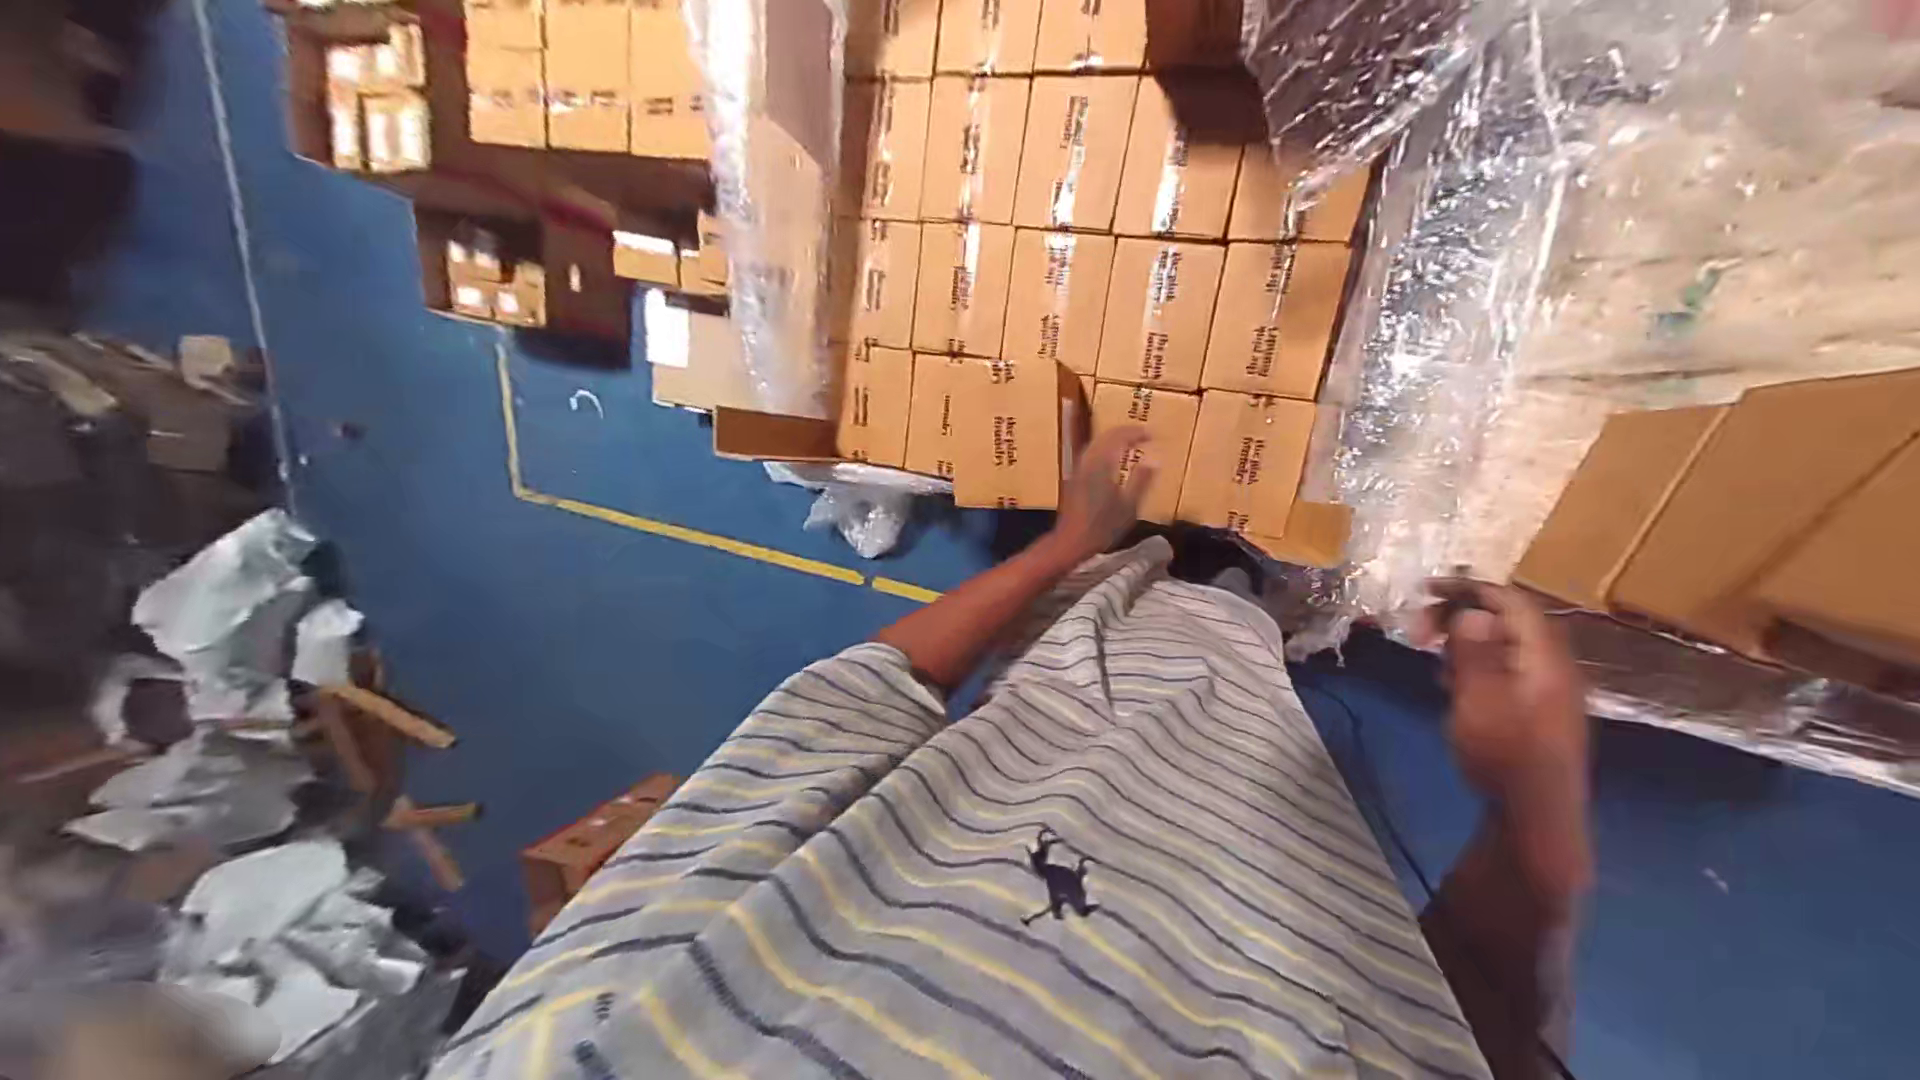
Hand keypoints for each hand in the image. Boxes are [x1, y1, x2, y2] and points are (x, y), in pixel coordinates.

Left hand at [1046, 426, 1153, 563]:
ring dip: (1113, 439)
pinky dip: (1104, 448)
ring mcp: (1078, 469)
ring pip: (1096, 443)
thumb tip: (1155, 458)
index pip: (1119, 436)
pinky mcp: (1074, 477)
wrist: (1070, 541)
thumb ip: (1142, 480)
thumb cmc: (1102, 527)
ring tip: (1130, 443)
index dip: (1136, 432)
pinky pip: (1091, 453)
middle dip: (1124, 432)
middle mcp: (1088, 461)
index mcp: (1102, 464)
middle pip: (1105, 436)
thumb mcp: (1129, 506)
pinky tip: (1112, 459)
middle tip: (1142, 434)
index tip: (1152, 434)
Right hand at [1421, 580, 1591, 896]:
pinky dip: (1473, 659)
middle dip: (1459, 614)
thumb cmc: (1503, 756)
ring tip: (1429, 654)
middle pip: (1508, 620)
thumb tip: (1473, 612)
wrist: (1535, 815)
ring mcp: (1548, 689)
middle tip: (1418, 630)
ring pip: (1504, 643)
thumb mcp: (1480, 702)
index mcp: (1545, 661)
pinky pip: (1504, 665)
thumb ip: (1476, 655)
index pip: (1512, 604)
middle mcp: (1553, 668)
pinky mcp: (1536, 708)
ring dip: (1463, 638)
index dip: (1469, 589)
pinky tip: (1450, 680)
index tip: (1424, 590)